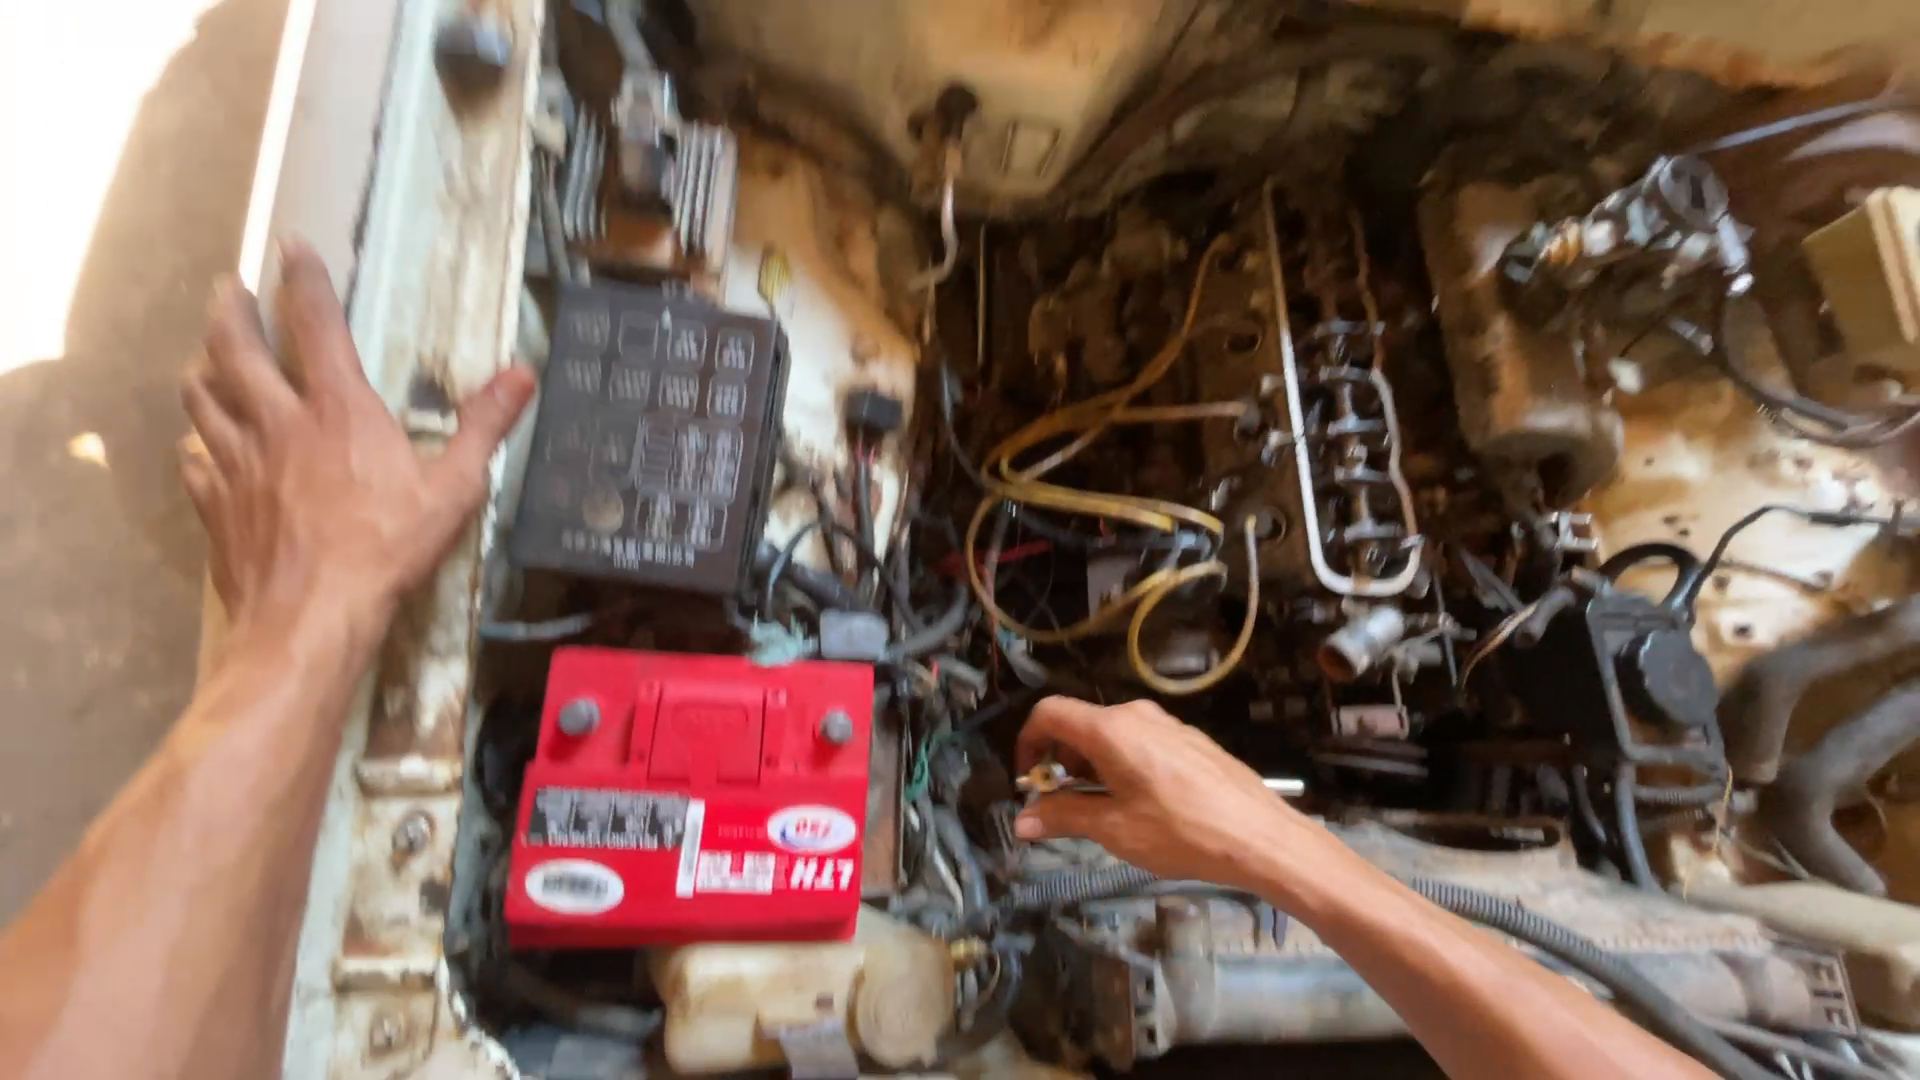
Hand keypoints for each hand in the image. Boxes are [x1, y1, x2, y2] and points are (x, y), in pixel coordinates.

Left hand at [179, 238, 536, 636]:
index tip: (293, 245)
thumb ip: (484, 425)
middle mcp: (277, 422)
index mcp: (340, 412)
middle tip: (231, 287)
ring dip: (204, 365)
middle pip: (235, 351)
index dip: (307, 282)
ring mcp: (237, 461)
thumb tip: (523, 372)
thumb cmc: (392, 544)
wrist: (313, 610)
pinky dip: (197, 435)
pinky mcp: (217, 499)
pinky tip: (202, 439)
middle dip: (232, 311)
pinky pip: (195, 454)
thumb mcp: (456, 484)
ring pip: (201, 396)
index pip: (317, 329)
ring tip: (209, 354)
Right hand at [1014, 697, 1335, 890]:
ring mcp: (1166, 724)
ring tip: (1104, 810)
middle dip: (1061, 761)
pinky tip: (1143, 804)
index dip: (1028, 742)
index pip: (1049, 713)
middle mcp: (1135, 715)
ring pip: (1110, 734)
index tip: (1029, 780)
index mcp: (1109, 729)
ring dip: (1091, 766)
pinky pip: (1139, 742)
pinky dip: (1121, 764)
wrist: (1262, 837)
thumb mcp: (1114, 829)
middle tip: (1065, 804)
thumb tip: (1022, 820)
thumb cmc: (1181, 831)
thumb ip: (1063, 816)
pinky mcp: (1189, 740)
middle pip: (1079, 724)